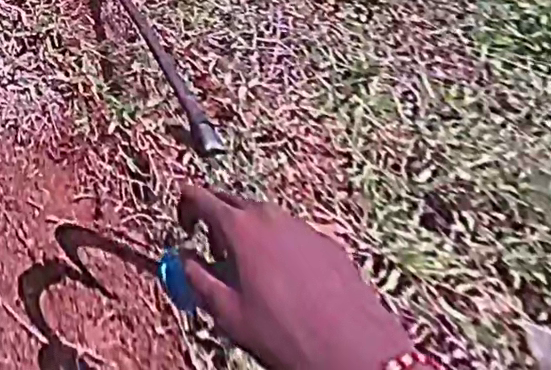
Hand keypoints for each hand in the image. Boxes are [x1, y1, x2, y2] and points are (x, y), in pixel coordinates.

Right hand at [178, 185, 412, 369]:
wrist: (367, 361)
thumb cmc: (291, 338)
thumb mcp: (230, 315)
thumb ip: (196, 279)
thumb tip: (182, 260)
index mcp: (238, 226)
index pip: (197, 196)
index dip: (184, 207)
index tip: (185, 228)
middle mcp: (267, 216)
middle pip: (229, 200)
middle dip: (216, 219)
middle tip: (215, 250)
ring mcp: (301, 227)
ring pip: (262, 217)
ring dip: (249, 232)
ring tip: (254, 271)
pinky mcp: (330, 244)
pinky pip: (292, 233)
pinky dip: (280, 246)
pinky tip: (291, 283)